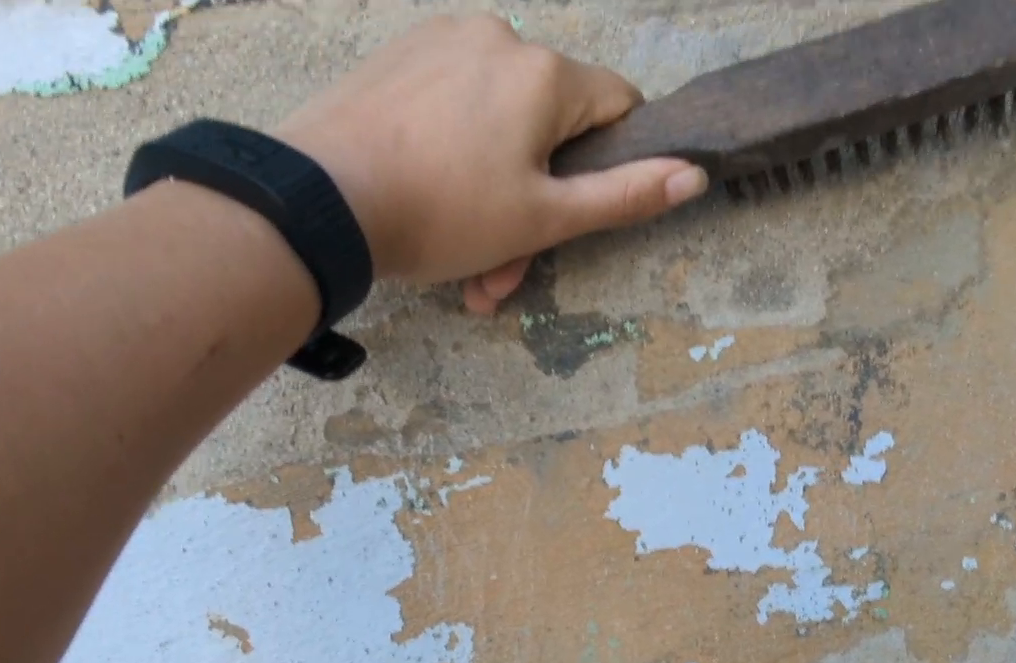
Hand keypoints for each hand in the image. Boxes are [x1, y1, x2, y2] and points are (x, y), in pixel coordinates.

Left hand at [270, 15, 707, 309]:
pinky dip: (456, 161)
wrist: (321, 202)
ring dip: (495, 198)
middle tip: (504, 272)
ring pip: (499, 126)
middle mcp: (499, 38)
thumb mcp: (545, 218)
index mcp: (544, 73)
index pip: (617, 105)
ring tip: (466, 265)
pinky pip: (453, 110)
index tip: (575, 209)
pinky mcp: (400, 58)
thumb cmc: (444, 214)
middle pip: (550, 128)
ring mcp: (442, 41)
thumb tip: (694, 174)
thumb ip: (623, 195)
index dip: (612, 163)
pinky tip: (432, 207)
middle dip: (537, 206)